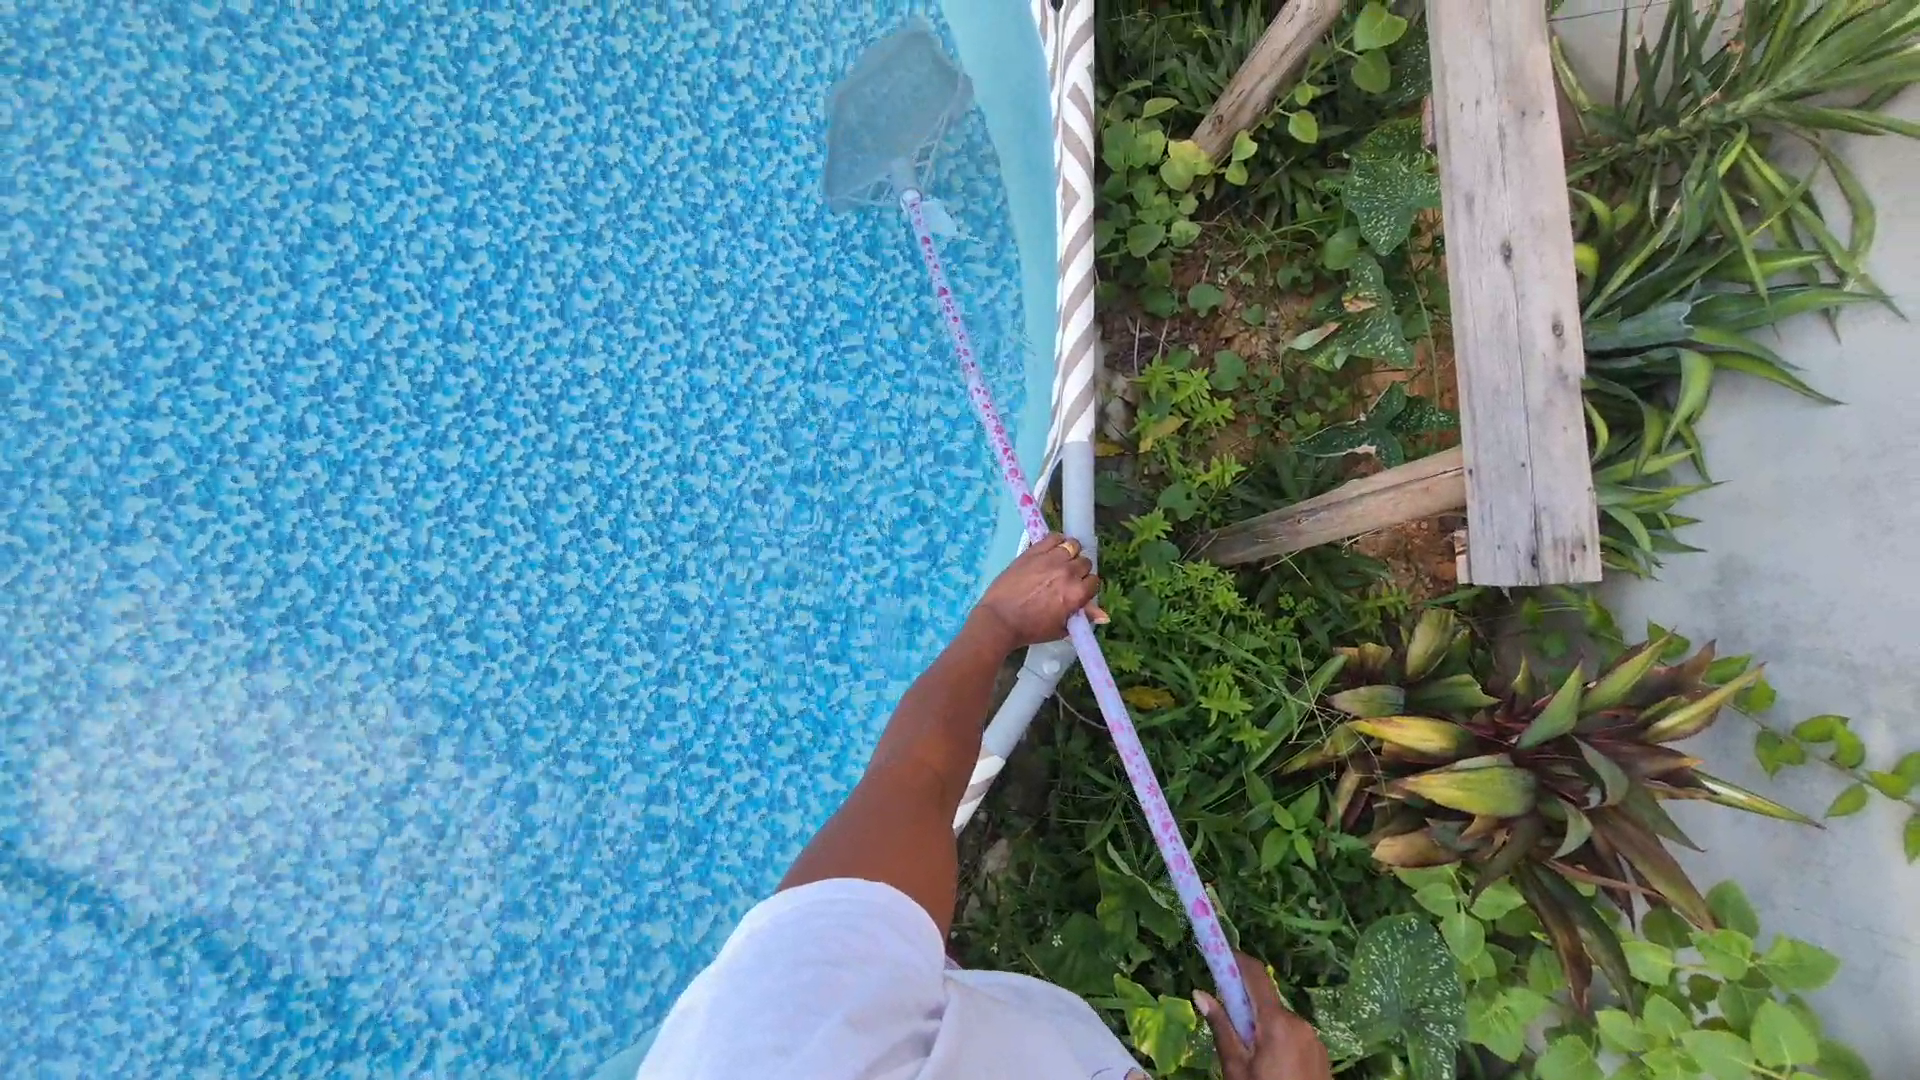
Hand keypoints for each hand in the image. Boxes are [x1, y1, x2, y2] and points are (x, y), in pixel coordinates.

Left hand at [970, 533, 1103, 650]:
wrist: (1000, 619)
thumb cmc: (1030, 629)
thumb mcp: (1061, 628)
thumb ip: (1083, 617)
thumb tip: (1104, 615)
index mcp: (1076, 594)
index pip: (1094, 581)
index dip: (1086, 586)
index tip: (1077, 589)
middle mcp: (1068, 573)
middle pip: (1085, 562)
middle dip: (1078, 571)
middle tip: (1065, 578)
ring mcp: (1051, 559)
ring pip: (1072, 546)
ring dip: (1069, 553)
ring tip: (1060, 561)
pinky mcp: (1034, 551)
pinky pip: (1054, 537)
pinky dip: (1057, 540)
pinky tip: (1053, 548)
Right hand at [1195, 953, 1332, 1079]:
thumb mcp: (1236, 1067)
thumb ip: (1221, 1026)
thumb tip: (1199, 992)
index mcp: (1277, 1021)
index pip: (1256, 974)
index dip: (1236, 959)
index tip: (1218, 954)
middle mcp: (1299, 1022)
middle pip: (1265, 1001)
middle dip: (1245, 1006)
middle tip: (1229, 1028)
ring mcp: (1314, 1039)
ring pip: (1279, 1019)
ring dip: (1261, 1026)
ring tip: (1251, 1057)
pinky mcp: (1322, 1055)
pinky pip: (1293, 1035)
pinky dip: (1278, 1040)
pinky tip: (1271, 1067)